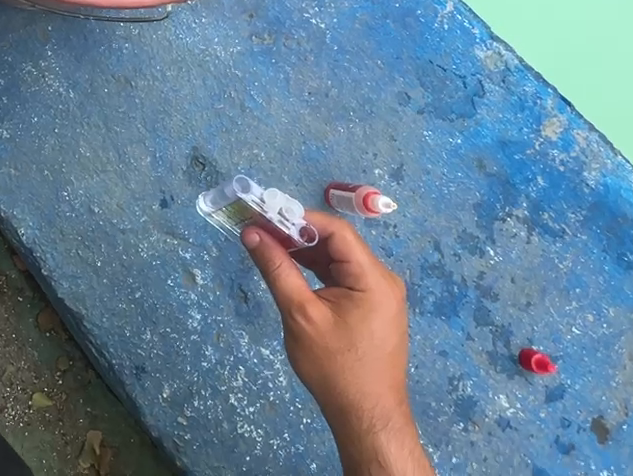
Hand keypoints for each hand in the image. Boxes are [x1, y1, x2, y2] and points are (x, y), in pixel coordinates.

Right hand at [243, 212, 433, 475]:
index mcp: (373, 277)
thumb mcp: (299, 313)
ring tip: (267, 246)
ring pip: (335, 258)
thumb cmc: (335, 366)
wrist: (366, 417)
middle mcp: (381, 279)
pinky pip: (339, 275)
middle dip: (296, 233)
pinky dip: (313, 269)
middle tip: (259, 230)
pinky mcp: (369, 306)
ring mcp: (377, 293)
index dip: (298, 217)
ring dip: (303, 251)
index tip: (263, 215)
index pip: (335, 230)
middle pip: (335, 241)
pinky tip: (288, 268)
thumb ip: (276, 267)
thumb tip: (252, 232)